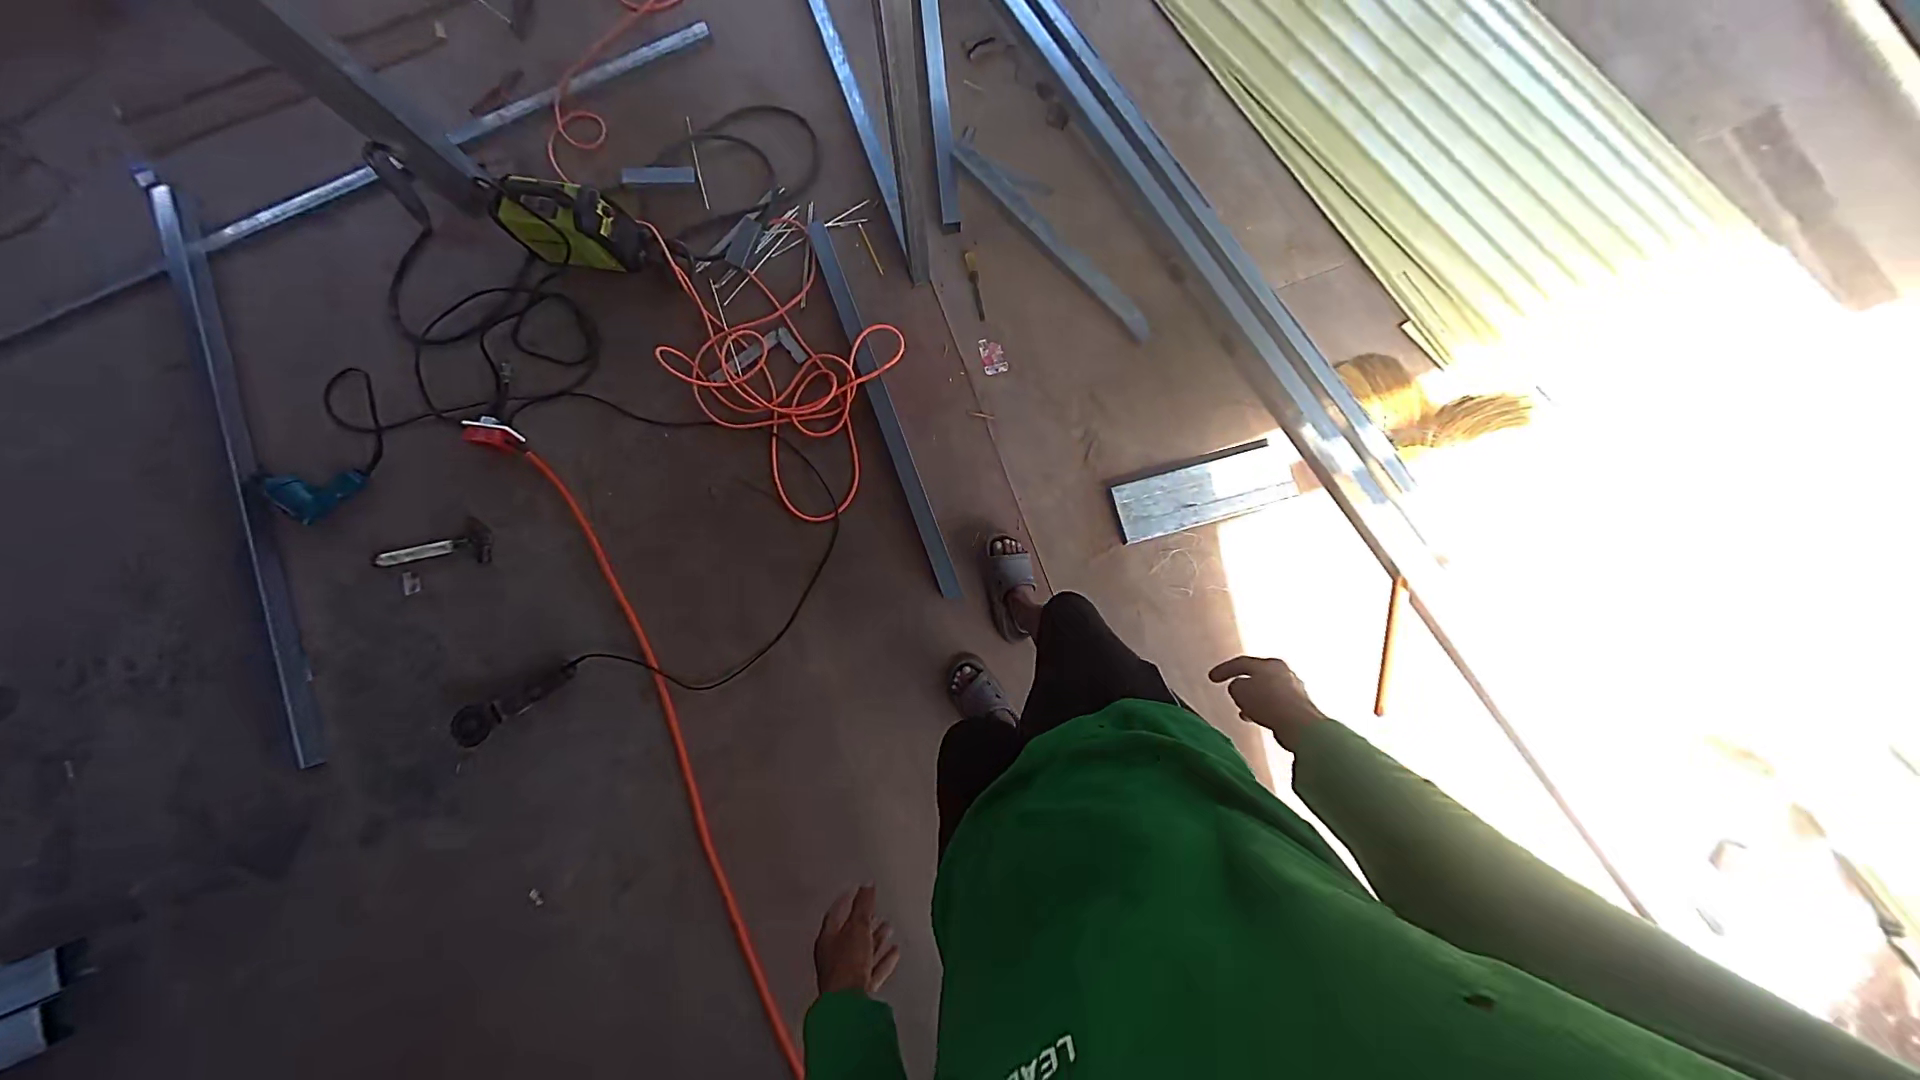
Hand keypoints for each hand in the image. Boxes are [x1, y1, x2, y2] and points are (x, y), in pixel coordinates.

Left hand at [813, 884, 900, 996]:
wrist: (850, 1006)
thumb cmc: (846, 966)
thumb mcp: (858, 927)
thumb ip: (864, 905)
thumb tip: (867, 885)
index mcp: (827, 939)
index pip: (836, 913)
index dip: (847, 900)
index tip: (857, 890)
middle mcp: (833, 957)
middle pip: (850, 933)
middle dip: (864, 920)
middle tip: (874, 908)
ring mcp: (846, 974)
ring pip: (862, 951)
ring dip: (875, 939)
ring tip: (887, 927)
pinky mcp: (859, 989)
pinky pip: (873, 969)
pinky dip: (883, 959)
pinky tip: (893, 952)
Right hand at [1208, 656, 1328, 750]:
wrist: (1298, 725)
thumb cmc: (1268, 703)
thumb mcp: (1239, 690)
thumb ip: (1235, 686)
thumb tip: (1240, 688)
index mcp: (1269, 663)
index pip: (1241, 663)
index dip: (1224, 670)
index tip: (1212, 677)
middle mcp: (1285, 672)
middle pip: (1258, 675)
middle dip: (1243, 684)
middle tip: (1232, 690)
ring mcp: (1295, 689)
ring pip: (1267, 691)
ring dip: (1254, 699)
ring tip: (1243, 709)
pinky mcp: (1300, 707)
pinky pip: (1276, 704)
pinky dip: (1265, 709)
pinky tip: (1257, 718)